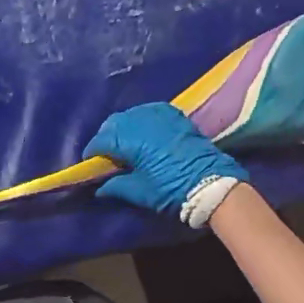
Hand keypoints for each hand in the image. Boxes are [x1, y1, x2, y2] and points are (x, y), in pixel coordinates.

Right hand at [85, 102, 250, 225]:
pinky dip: (142, 119)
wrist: (212, 185)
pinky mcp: (176, 116)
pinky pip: (150, 110)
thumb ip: (115, 186)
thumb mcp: (139, 192)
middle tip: (106, 154)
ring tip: (125, 143)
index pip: (102, 140)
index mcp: (131, 140)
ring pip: (131, 114)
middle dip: (106, 136)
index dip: (93, 152)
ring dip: (123, 127)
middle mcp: (143, 122)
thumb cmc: (171, 190)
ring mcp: (161, 116)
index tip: (90, 164)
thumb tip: (100, 187)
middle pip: (114, 123)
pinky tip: (144, 132)